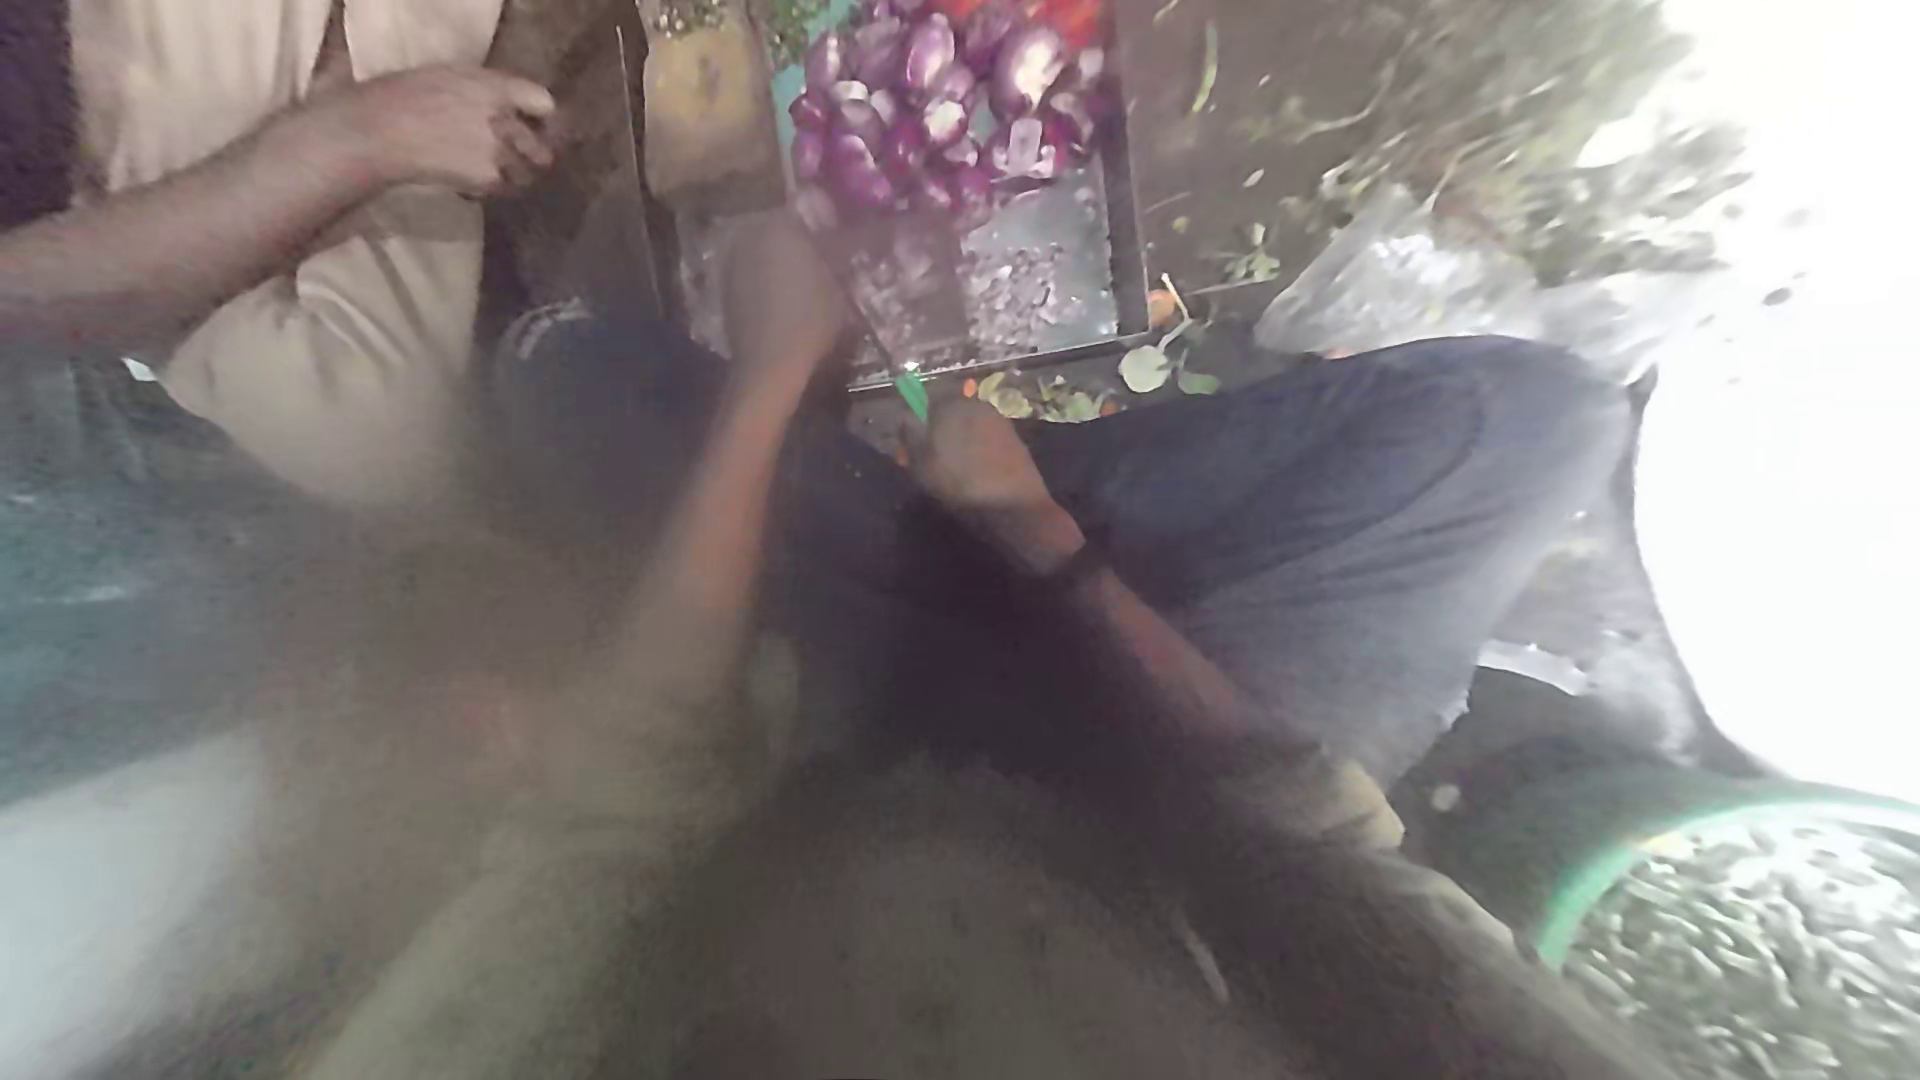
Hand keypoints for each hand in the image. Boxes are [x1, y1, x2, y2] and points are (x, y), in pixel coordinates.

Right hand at [302, 65, 557, 195]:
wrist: (377, 132)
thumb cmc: (401, 98)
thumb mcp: (446, 77)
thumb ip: (487, 91)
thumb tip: (521, 105)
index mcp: (489, 87)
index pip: (542, 101)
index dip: (542, 116)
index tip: (535, 123)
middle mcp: (502, 120)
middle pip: (542, 150)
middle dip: (529, 156)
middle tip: (510, 155)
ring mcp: (500, 152)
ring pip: (526, 174)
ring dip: (512, 174)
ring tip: (483, 167)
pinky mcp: (492, 178)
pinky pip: (505, 188)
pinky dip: (490, 187)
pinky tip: (467, 176)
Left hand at [723, 211, 847, 398]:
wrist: (769, 363)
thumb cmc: (811, 322)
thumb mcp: (839, 291)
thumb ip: (839, 260)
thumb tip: (847, 244)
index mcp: (783, 226)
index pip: (810, 215)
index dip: (828, 230)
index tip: (840, 245)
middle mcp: (752, 233)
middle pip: (783, 232)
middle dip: (801, 245)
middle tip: (822, 265)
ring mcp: (733, 259)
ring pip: (765, 252)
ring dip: (781, 263)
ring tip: (802, 286)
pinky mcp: (725, 286)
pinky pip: (752, 274)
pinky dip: (766, 282)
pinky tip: (781, 302)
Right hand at [909, 400, 1085, 574]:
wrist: (1013, 507)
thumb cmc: (960, 484)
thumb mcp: (921, 464)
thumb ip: (910, 434)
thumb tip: (906, 415)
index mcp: (952, 404)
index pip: (927, 397)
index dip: (917, 418)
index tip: (911, 443)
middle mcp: (978, 404)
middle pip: (950, 411)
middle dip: (939, 429)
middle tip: (932, 459)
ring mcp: (1000, 421)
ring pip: (970, 425)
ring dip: (960, 440)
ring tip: (955, 468)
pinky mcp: (1015, 440)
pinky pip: (987, 438)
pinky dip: (978, 450)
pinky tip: (976, 471)